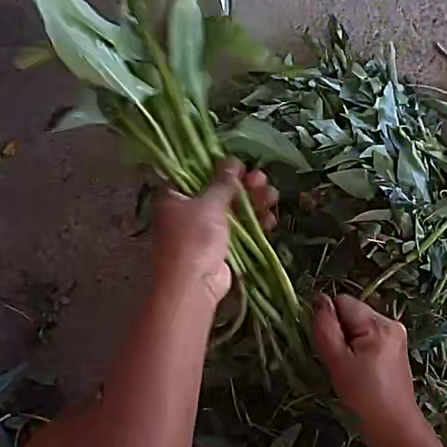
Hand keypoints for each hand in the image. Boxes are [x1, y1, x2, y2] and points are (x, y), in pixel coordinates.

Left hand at [151, 160, 279, 304]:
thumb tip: (232, 161)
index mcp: (174, 197)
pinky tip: (269, 219)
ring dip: (253, 203)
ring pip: (232, 212)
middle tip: (263, 179)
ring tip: (273, 195)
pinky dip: (253, 224)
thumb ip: (223, 183)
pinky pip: (238, 231)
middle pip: (219, 193)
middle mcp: (186, 213)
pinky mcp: (218, 249)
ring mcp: (203, 232)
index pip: (198, 174)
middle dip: (244, 186)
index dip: (221, 168)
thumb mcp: (209, 204)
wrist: (193, 285)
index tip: (243, 165)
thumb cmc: (194, 238)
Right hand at [312, 293, 428, 440]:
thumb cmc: (363, 397)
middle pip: (351, 312)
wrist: (395, 428)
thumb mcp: (337, 361)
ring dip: (349, 342)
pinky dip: (359, 350)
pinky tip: (361, 371)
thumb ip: (324, 326)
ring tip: (351, 369)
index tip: (329, 347)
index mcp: (377, 323)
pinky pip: (369, 338)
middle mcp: (391, 322)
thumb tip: (318, 299)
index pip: (342, 301)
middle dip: (340, 332)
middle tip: (340, 362)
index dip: (328, 321)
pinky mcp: (396, 348)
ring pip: (359, 326)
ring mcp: (396, 335)